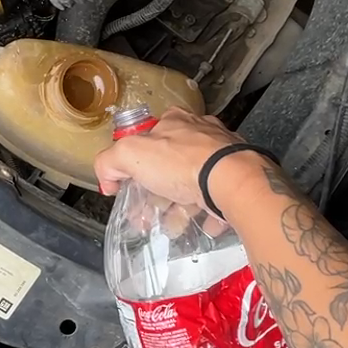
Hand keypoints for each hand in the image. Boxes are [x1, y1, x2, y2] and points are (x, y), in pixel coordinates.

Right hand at [94, 107, 258, 207]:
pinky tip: (199, 223)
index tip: (131, 186)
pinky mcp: (239, 176)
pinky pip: (218, 196)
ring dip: (179, 205)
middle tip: (148, 213)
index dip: (135, 163)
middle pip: (170, 163)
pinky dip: (207, 211)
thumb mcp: (128, 154)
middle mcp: (201, 132)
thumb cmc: (182, 164)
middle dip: (157, 191)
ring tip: (171, 226)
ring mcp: (223, 154)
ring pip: (193, 182)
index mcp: (174, 121)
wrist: (233, 182)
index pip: (147, 138)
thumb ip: (108, 162)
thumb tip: (108, 180)